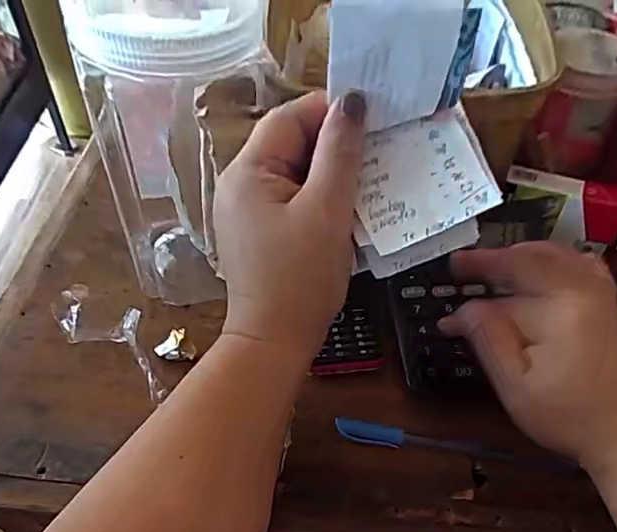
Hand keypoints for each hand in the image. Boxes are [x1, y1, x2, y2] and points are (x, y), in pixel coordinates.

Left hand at [214, 91, 365, 358]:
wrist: (274, 344)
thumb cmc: (301, 281)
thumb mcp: (326, 214)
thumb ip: (339, 156)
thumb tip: (352, 103)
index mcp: (247, 172)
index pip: (290, 119)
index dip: (330, 113)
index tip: (372, 122)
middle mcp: (239, 187)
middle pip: (291, 148)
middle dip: (333, 150)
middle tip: (377, 158)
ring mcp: (247, 216)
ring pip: (295, 180)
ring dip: (331, 181)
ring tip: (367, 190)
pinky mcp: (260, 241)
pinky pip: (293, 208)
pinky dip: (320, 207)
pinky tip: (345, 221)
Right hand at [441, 243, 616, 469]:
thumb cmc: (569, 415)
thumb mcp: (516, 385)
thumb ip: (489, 340)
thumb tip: (464, 310)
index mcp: (558, 304)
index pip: (507, 280)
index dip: (475, 280)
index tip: (451, 271)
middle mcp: (583, 287)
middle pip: (532, 255)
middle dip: (496, 258)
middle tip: (466, 265)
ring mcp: (601, 292)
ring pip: (556, 254)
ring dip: (523, 254)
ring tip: (496, 264)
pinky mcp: (609, 304)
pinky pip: (577, 264)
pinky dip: (552, 260)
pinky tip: (541, 271)